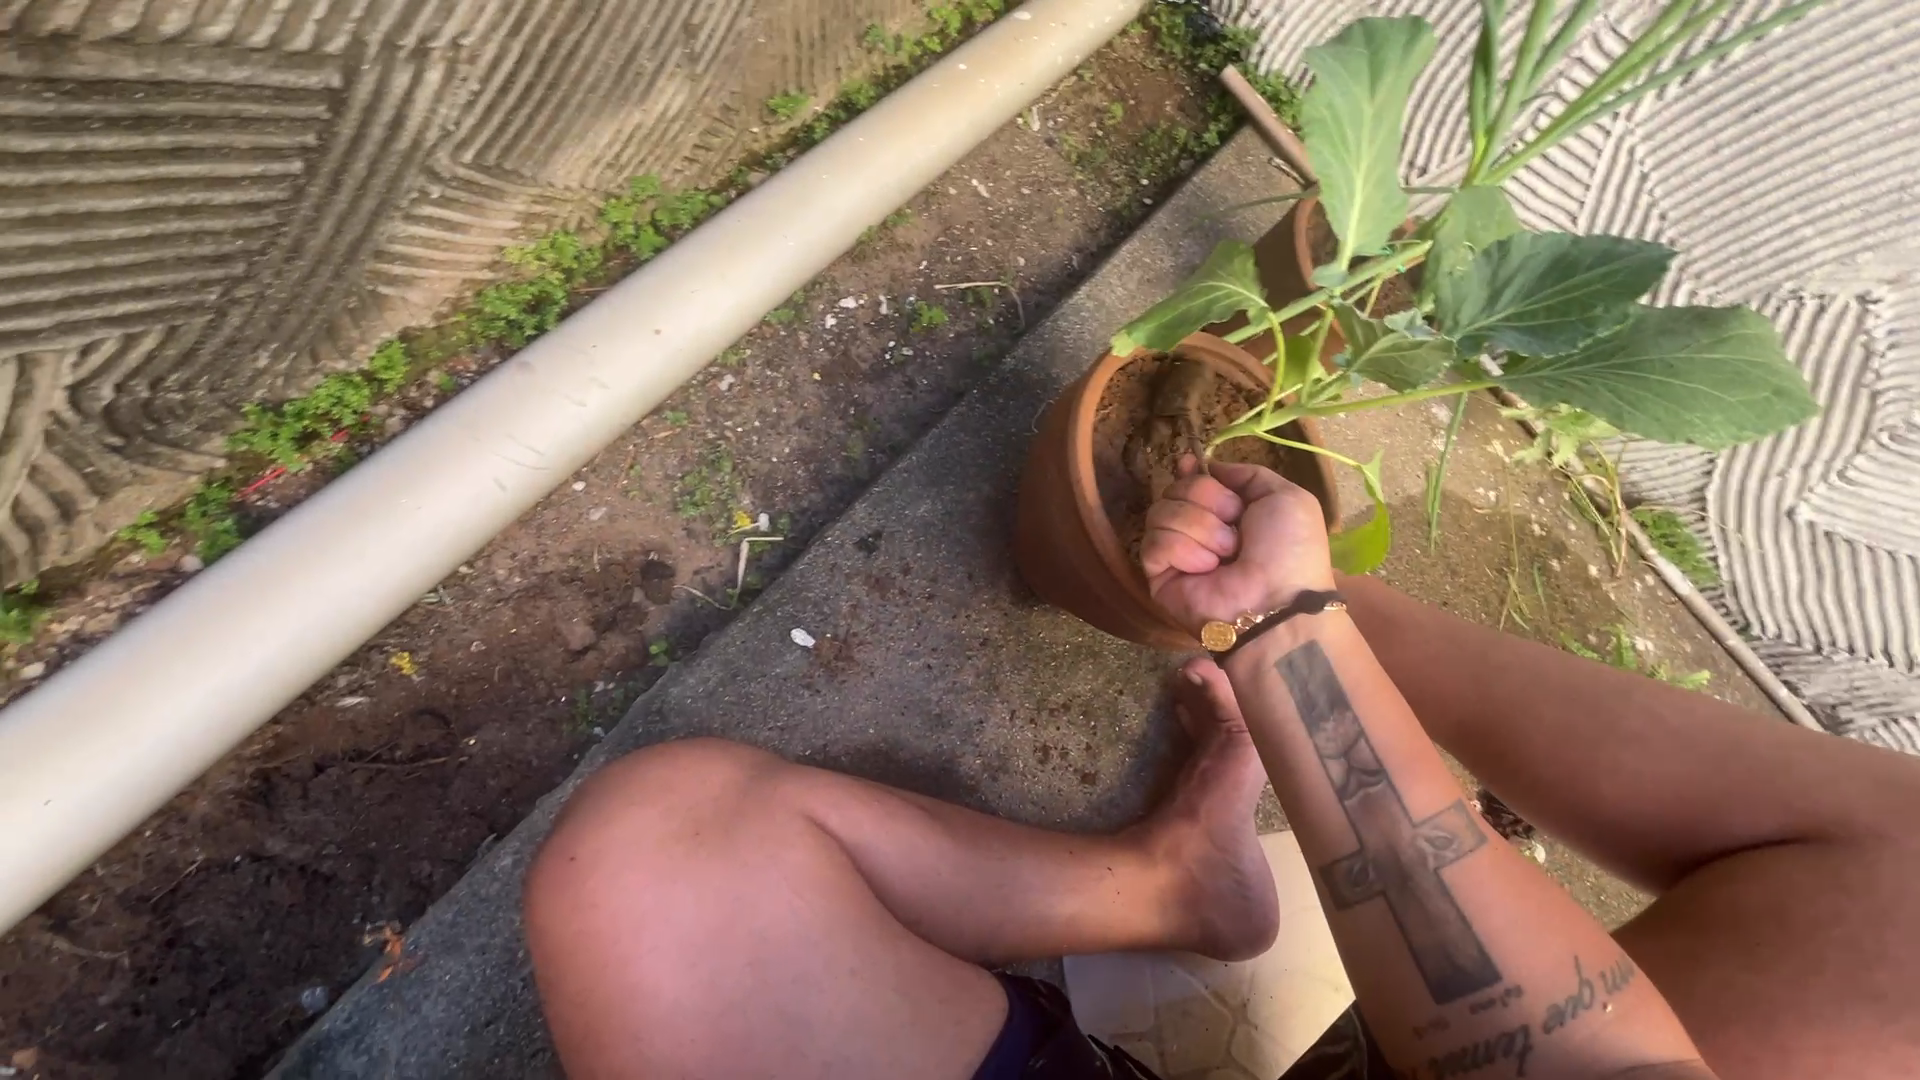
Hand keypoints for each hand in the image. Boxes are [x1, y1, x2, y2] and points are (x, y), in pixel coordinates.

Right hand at [1140, 457, 1334, 629]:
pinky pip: (1155, 542)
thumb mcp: (1287, 498)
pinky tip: (1206, 569)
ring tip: (1225, 555)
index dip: (1190, 472)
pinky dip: (1184, 551)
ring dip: (1201, 528)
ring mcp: (1175, 551)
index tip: (1190, 464)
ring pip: (1161, 512)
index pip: (1192, 480)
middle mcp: (1198, 529)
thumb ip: (1250, 474)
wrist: (1274, 601)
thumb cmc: (1288, 550)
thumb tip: (1208, 467)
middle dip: (1209, 501)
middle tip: (1234, 527)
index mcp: (1228, 512)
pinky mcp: (1157, 573)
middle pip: (1176, 489)